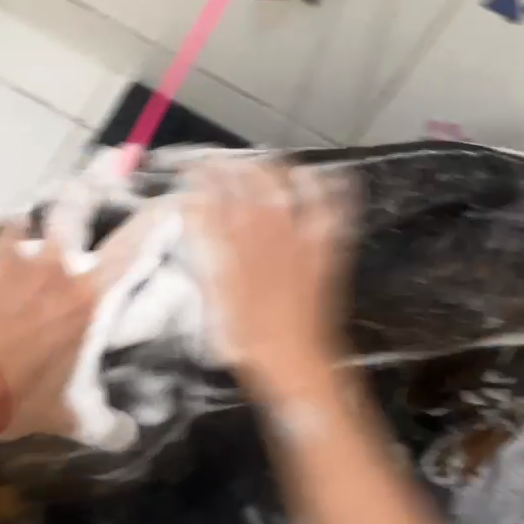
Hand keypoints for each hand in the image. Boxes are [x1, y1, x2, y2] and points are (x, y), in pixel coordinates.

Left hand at [0, 219, 149, 440]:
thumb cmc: (14, 394)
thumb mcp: (63, 415)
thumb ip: (101, 424)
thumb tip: (129, 439)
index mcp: (84, 299)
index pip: (129, 255)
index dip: (152, 229)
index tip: (166, 212)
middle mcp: (49, 269)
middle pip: (69, 215)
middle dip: (77, 205)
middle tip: (77, 204)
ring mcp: (2, 264)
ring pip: (14, 228)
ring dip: (16, 239)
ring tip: (13, 255)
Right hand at [183, 159, 355, 396]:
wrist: (293, 360)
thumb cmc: (246, 336)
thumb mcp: (213, 293)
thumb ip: (206, 246)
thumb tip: (193, 209)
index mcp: (233, 241)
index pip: (213, 190)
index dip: (202, 172)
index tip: (194, 167)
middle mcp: (266, 230)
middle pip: (251, 177)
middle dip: (236, 163)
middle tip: (226, 163)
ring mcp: (300, 235)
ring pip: (288, 182)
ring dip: (274, 167)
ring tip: (264, 163)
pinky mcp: (325, 247)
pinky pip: (330, 207)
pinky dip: (326, 187)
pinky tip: (323, 176)